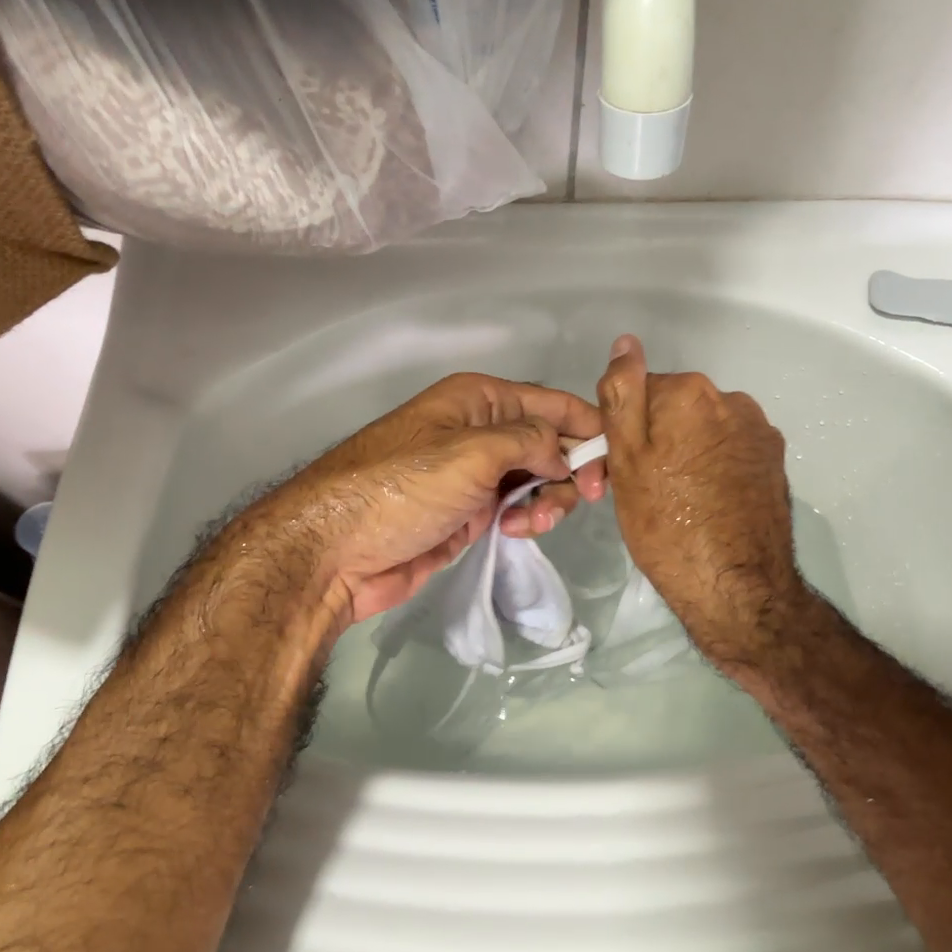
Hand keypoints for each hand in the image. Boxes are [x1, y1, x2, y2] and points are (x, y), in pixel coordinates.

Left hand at [248, 373, 605, 626]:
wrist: (335, 551)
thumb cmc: (401, 489)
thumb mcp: (472, 453)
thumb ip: (529, 442)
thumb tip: (563, 452)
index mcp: (480, 400)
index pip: (552, 403)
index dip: (589, 427)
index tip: (615, 462)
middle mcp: (481, 431)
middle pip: (552, 443)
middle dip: (570, 470)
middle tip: (582, 499)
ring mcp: (475, 475)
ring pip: (538, 480)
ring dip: (549, 499)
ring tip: (529, 522)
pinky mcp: (470, 513)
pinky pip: (518, 508)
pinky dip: (528, 519)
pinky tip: (515, 531)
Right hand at [597, 335, 810, 666]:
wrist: (737, 587)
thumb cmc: (666, 527)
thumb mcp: (626, 461)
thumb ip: (623, 396)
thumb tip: (625, 344)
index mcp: (689, 393)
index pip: (638, 392)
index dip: (624, 430)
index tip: (620, 469)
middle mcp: (730, 400)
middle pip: (675, 408)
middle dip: (658, 439)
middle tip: (646, 491)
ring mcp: (758, 431)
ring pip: (703, 429)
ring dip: (687, 452)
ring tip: (679, 502)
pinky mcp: (773, 461)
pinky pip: (729, 450)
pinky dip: (714, 468)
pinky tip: (708, 504)